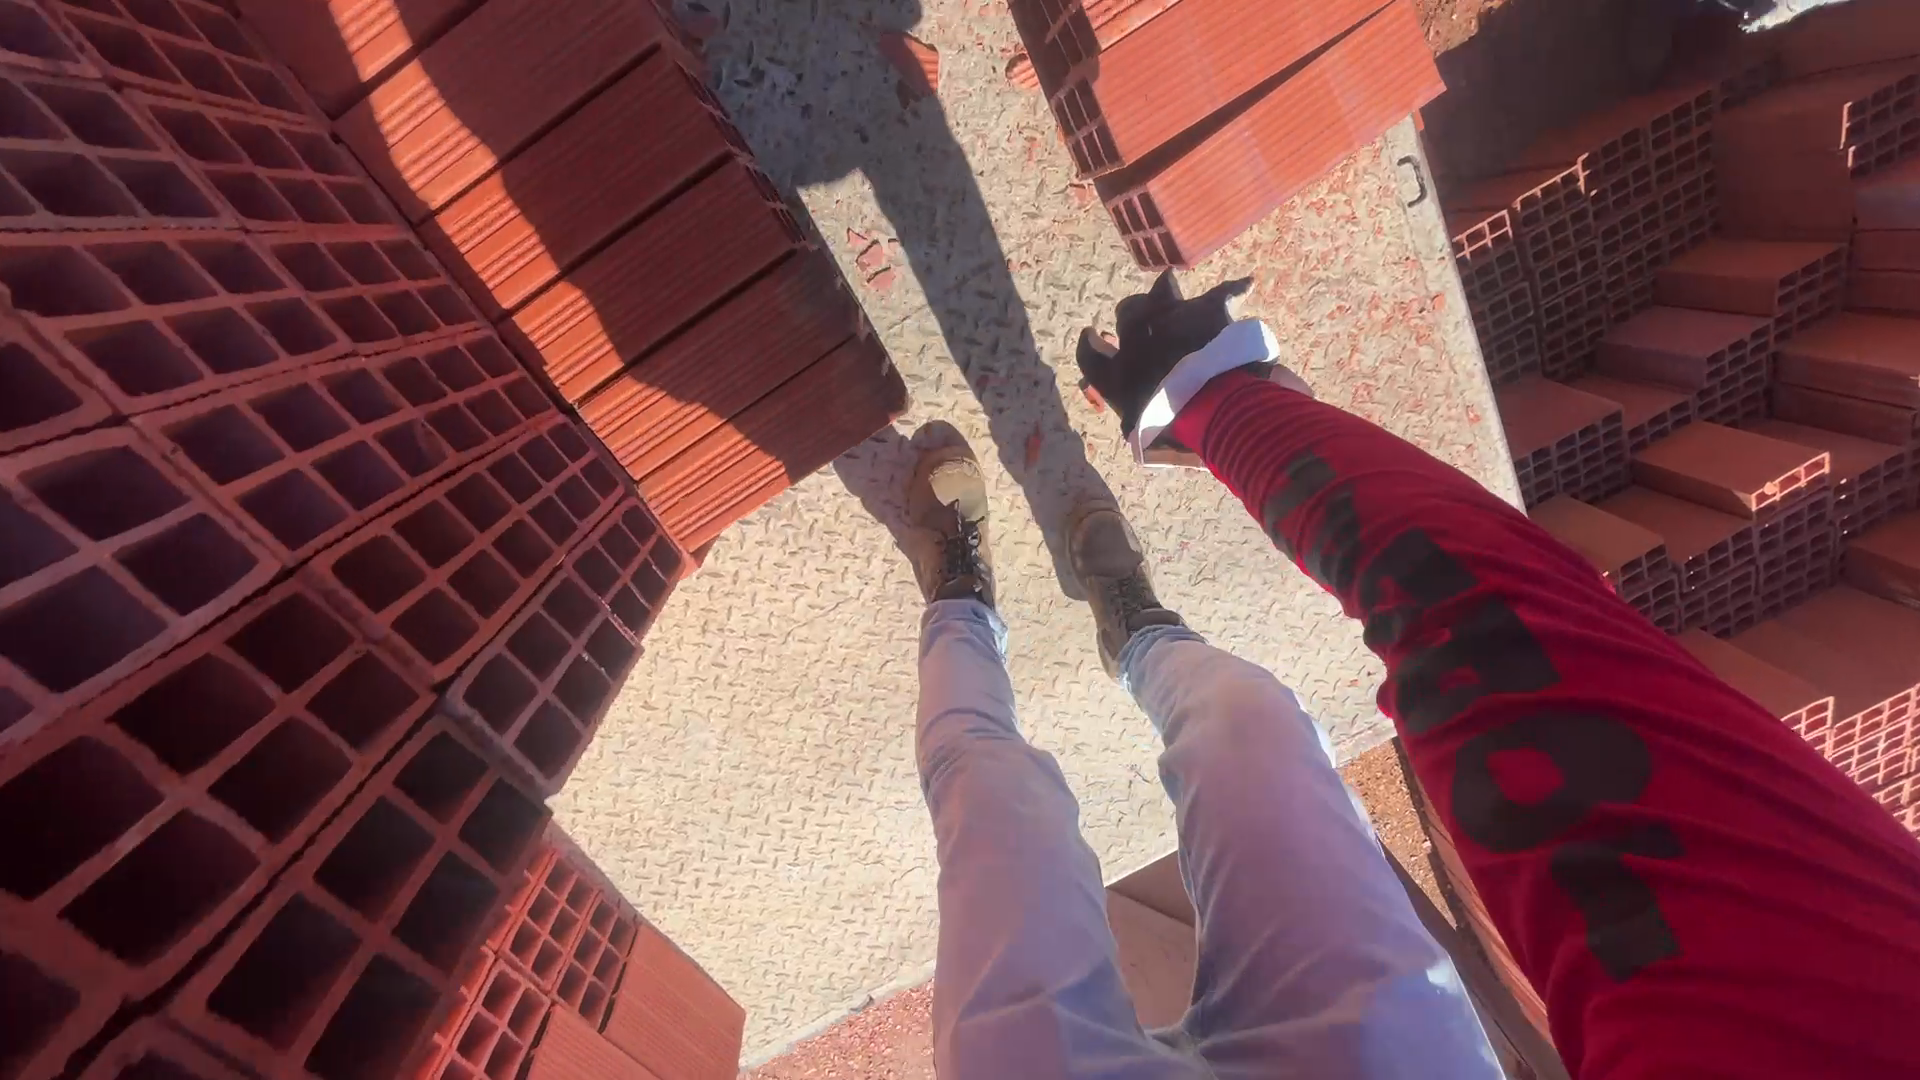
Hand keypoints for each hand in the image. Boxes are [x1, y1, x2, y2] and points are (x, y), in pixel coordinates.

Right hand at [1076, 271, 1252, 436]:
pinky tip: (1244, 285)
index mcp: (1117, 373)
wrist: (1212, 405)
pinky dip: (1234, 290)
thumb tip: (1130, 428)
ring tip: (1168, 285)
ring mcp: (1173, 317)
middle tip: (1136, 318)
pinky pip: (1224, 293)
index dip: (1088, 344)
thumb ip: (1134, 422)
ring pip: (1162, 291)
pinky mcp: (1207, 309)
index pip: (1089, 354)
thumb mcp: (1143, 431)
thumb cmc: (1173, 425)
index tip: (1091, 336)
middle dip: (1130, 314)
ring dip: (1164, 293)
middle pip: (1127, 312)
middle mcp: (1138, 337)